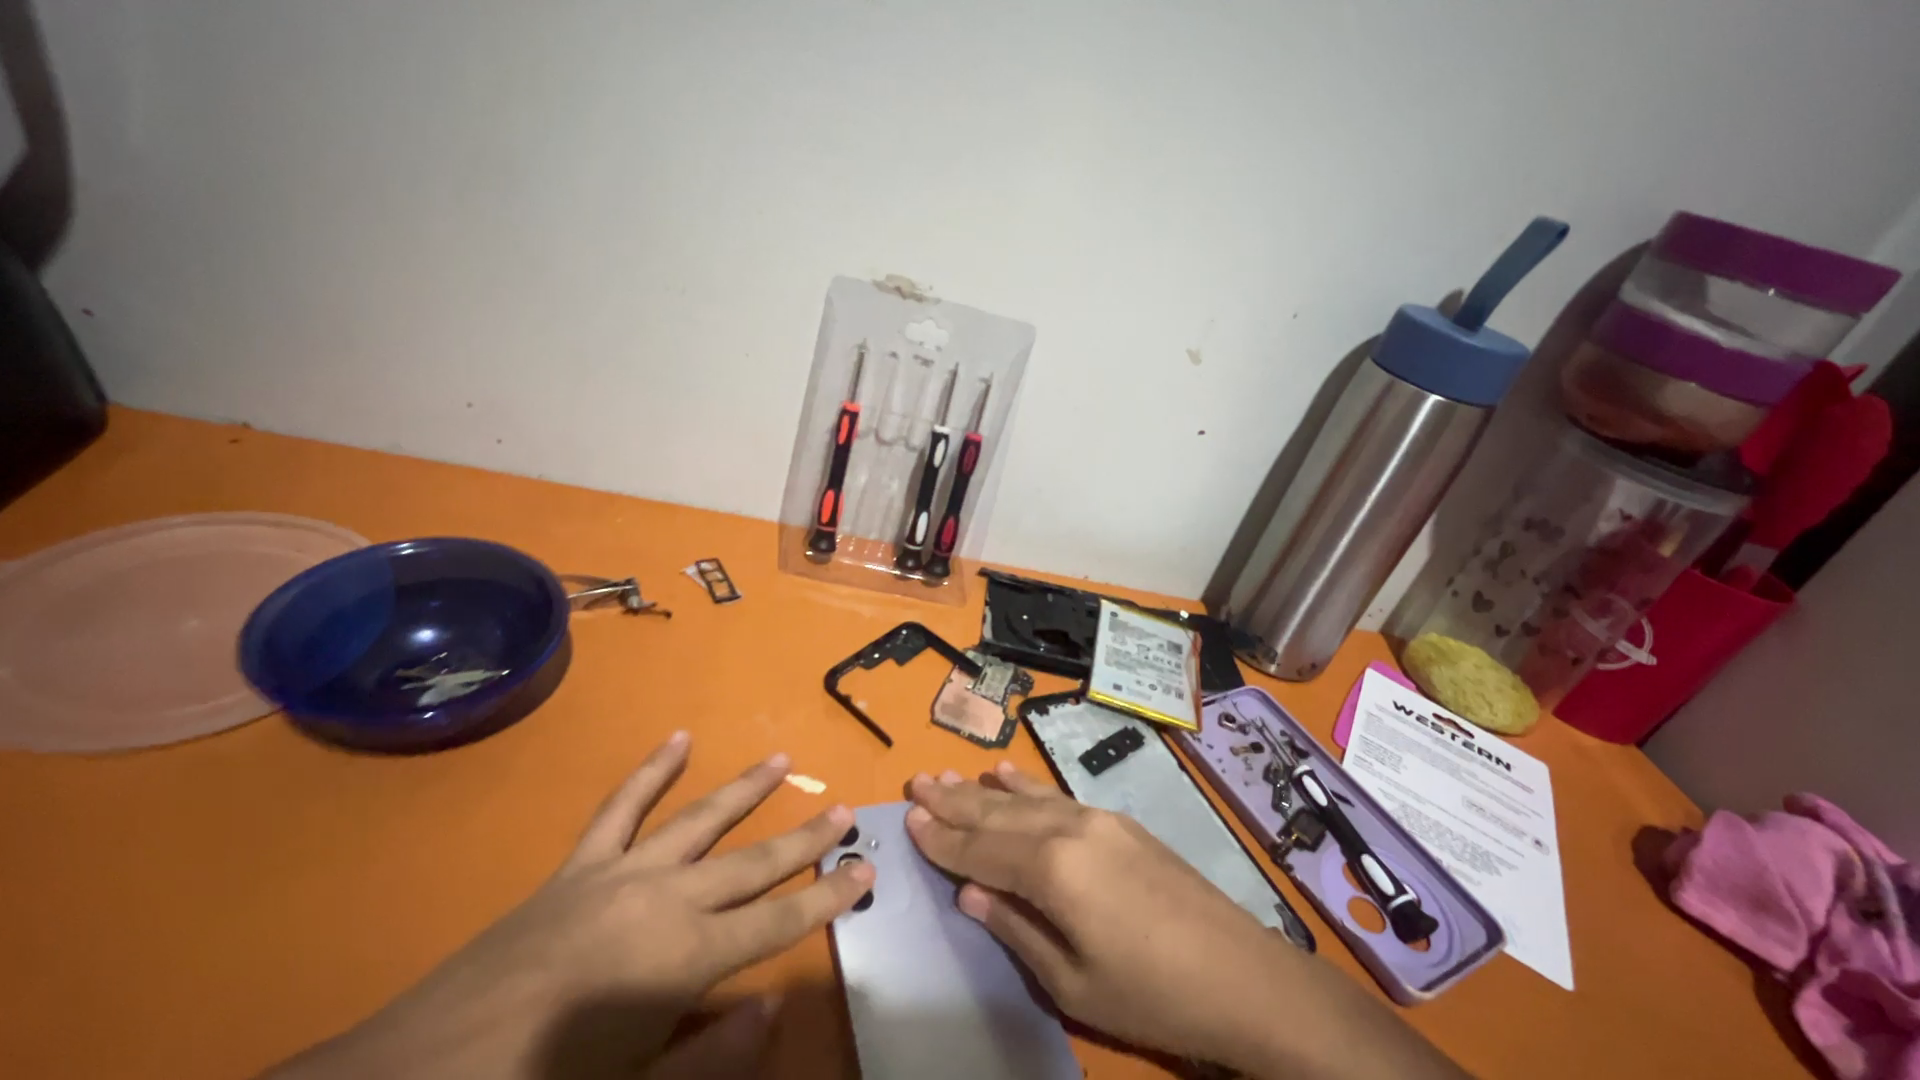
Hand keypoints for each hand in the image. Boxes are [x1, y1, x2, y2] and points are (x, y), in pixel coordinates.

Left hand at [266, 732, 873, 1079]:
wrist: (430, 1069)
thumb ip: (715, 1048)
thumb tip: (776, 1005)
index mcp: (686, 960)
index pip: (779, 922)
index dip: (828, 898)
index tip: (867, 872)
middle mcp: (665, 902)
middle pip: (752, 864)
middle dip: (804, 839)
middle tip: (845, 810)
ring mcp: (619, 874)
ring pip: (698, 820)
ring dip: (744, 790)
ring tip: (781, 760)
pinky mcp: (577, 866)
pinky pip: (620, 808)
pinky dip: (651, 771)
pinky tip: (677, 740)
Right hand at [906, 764, 1466, 1079]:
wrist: (1243, 977)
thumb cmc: (1149, 993)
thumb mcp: (1070, 979)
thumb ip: (1015, 926)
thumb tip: (969, 890)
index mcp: (1052, 868)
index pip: (980, 849)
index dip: (941, 837)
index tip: (906, 817)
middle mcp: (1071, 830)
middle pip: (999, 813)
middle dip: (954, 801)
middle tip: (914, 781)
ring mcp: (1100, 820)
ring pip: (1026, 799)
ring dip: (983, 789)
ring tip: (946, 774)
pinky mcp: (1122, 823)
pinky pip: (1059, 797)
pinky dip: (1027, 786)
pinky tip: (1008, 775)